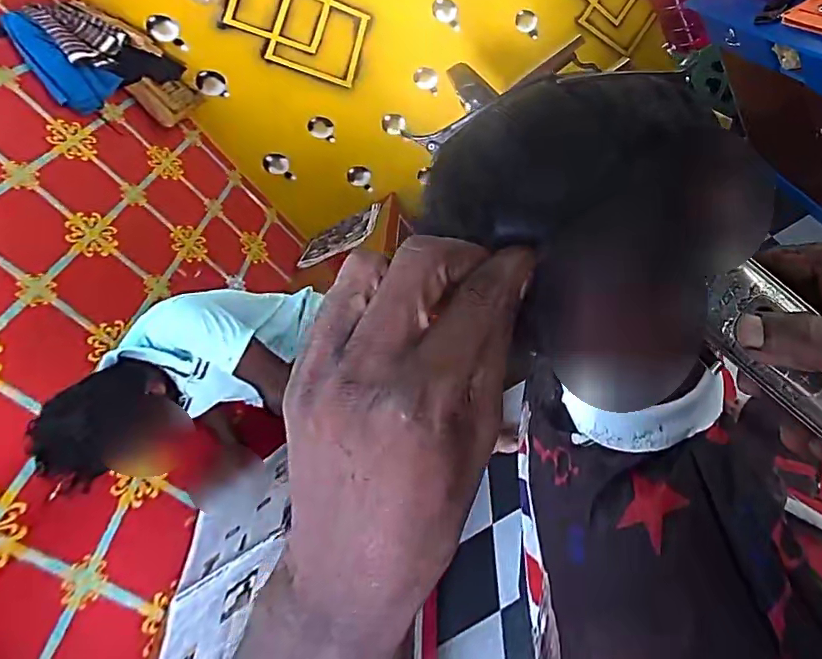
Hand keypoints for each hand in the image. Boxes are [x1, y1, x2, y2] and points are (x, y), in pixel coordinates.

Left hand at [240, 238, 533, 656]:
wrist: (344, 569)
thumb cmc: (427, 516)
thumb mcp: (479, 437)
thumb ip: (494, 355)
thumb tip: (510, 293)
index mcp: (422, 399)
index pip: (475, 301)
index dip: (508, 268)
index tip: (523, 258)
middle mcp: (366, 370)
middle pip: (418, 261)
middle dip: (462, 253)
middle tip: (480, 271)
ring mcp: (322, 365)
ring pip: (370, 263)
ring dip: (412, 267)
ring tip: (434, 292)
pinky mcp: (299, 367)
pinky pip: (338, 294)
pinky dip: (375, 289)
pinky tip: (395, 313)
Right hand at [739, 243, 821, 456]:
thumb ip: (810, 341)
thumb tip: (740, 332)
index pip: (782, 265)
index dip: (746, 286)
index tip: (714, 320)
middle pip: (792, 314)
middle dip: (769, 351)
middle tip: (748, 388)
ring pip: (813, 354)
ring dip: (797, 387)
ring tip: (787, 428)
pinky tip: (816, 438)